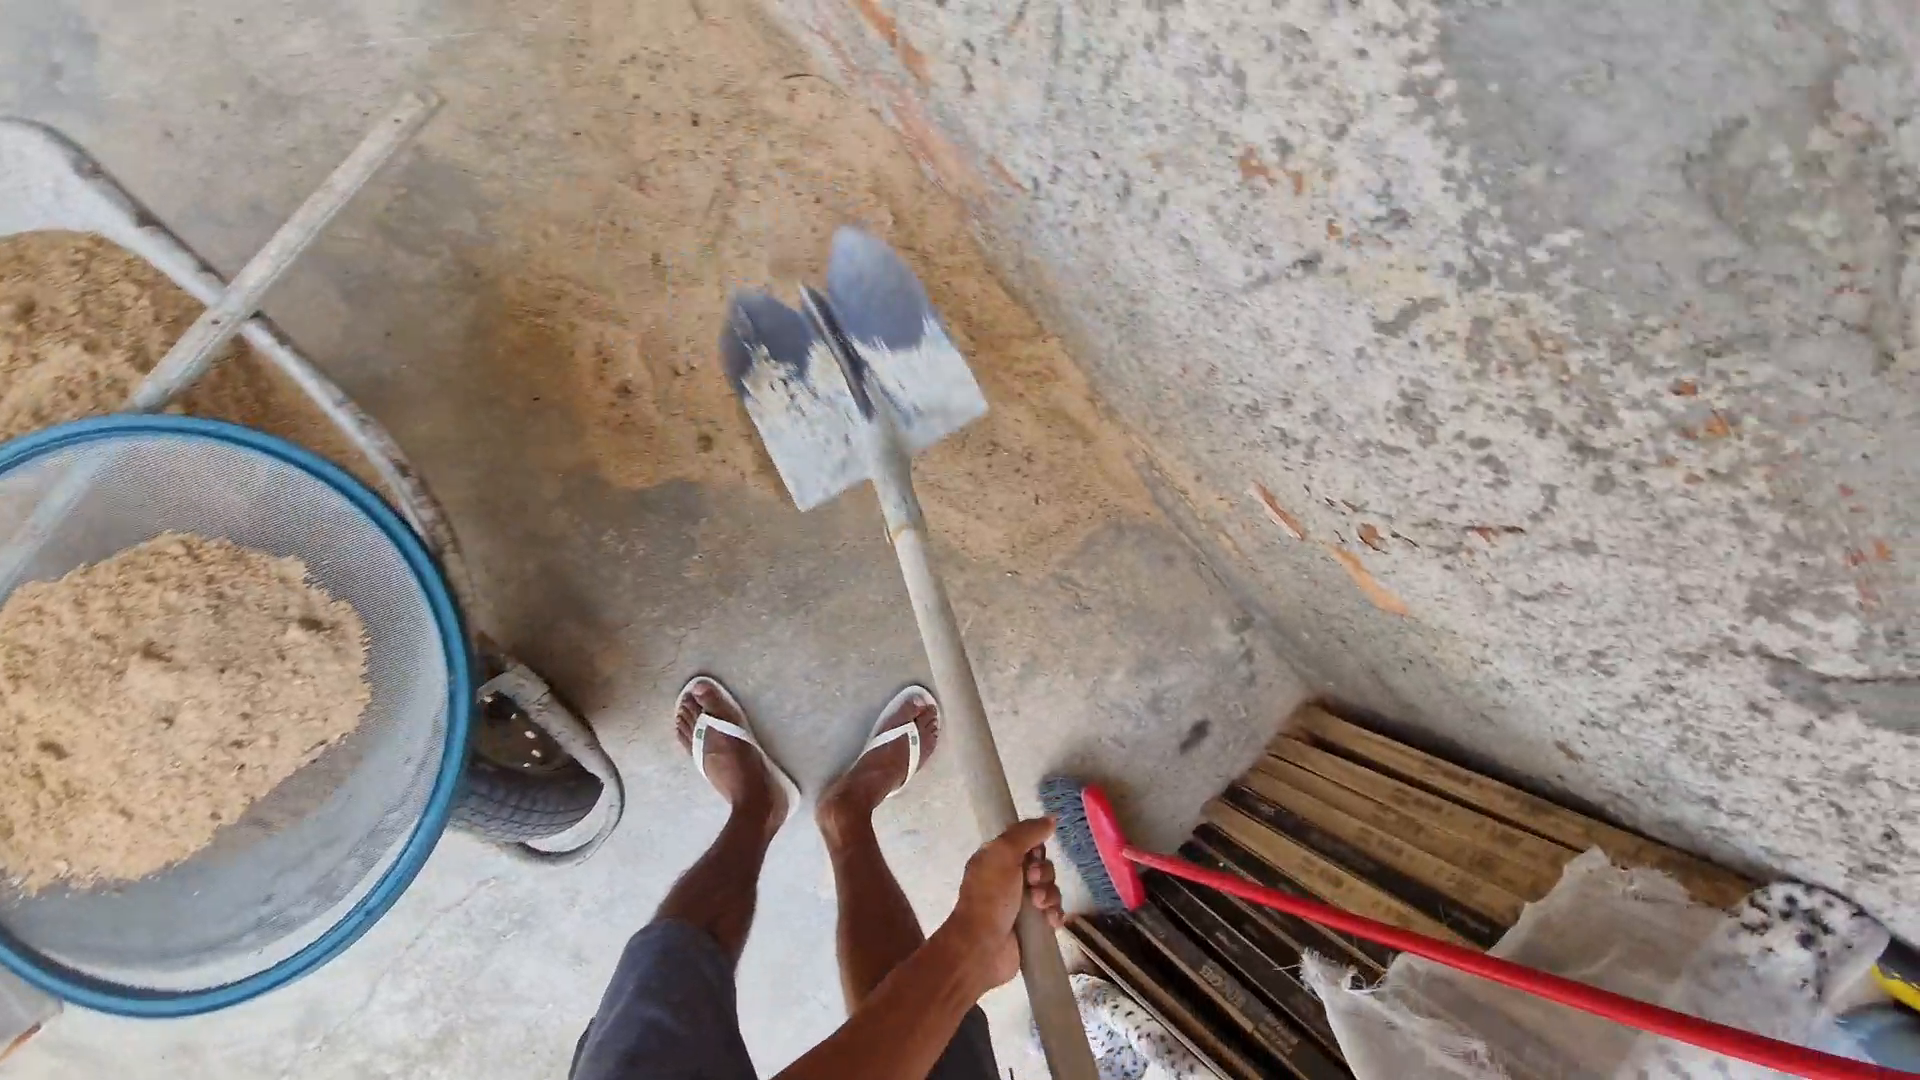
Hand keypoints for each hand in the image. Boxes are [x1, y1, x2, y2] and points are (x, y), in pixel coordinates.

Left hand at [938, 816, 1063, 990]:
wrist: (982, 947)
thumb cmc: (989, 896)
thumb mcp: (1004, 854)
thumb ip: (1027, 833)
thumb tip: (1051, 819)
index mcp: (997, 859)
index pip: (1027, 844)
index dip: (1036, 849)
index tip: (1033, 856)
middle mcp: (1009, 878)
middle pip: (1042, 866)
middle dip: (1043, 874)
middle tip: (1031, 884)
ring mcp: (1021, 904)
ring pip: (1050, 889)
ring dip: (1049, 895)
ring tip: (1038, 906)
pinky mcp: (1033, 926)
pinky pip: (1053, 912)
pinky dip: (1054, 914)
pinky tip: (1050, 921)